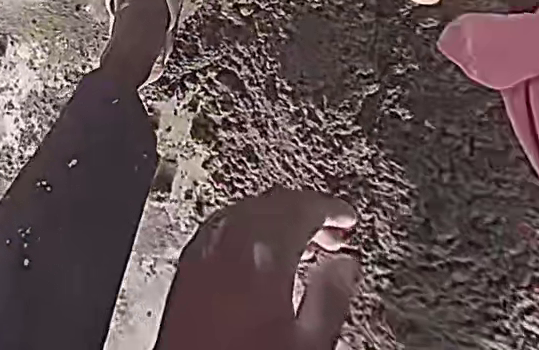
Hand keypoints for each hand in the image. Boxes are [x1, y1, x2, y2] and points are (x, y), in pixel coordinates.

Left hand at [155, 190, 361, 349]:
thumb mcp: (308, 346)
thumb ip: (330, 299)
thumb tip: (346, 265)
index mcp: (264, 252)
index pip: (303, 209)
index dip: (330, 209)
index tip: (347, 218)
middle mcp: (232, 237)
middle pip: (275, 204)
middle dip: (306, 212)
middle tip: (332, 235)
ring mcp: (206, 244)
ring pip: (249, 210)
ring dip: (278, 218)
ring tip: (303, 246)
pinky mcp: (190, 259)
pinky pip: (226, 224)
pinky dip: (251, 226)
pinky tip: (262, 252)